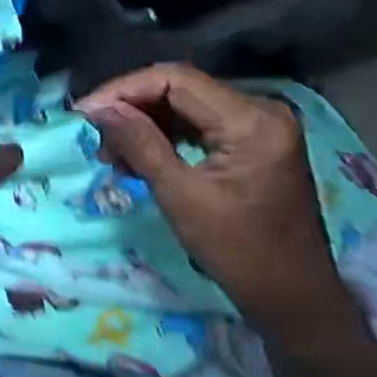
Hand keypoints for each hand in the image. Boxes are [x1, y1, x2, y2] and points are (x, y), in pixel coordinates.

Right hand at [77, 64, 353, 335]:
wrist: (292, 295)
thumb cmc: (237, 250)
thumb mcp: (179, 195)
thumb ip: (139, 143)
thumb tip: (97, 109)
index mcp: (251, 121)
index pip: (175, 80)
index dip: (122, 90)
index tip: (84, 113)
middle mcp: (261, 110)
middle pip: (179, 88)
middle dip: (130, 107)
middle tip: (93, 136)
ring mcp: (260, 125)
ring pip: (185, 105)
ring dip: (143, 123)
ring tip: (110, 153)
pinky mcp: (253, 142)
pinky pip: (198, 124)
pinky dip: (164, 136)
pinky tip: (136, 157)